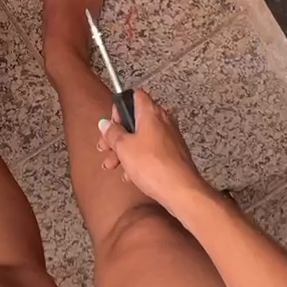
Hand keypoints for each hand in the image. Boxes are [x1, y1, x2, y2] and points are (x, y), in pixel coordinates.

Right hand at [96, 90, 212, 208]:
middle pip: (136, 119)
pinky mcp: (174, 154)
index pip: (134, 96)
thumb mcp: (123, 148)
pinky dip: (140, 159)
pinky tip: (130, 174)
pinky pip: (153, 151)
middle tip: (106, 146)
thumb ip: (112, 133)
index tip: (111, 123)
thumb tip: (105, 124)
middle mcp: (163, 121)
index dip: (120, 107)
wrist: (180, 191)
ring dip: (126, 149)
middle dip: (118, 134)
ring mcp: (170, 137)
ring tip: (113, 165)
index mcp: (150, 112)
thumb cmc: (154, 166)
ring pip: (143, 137)